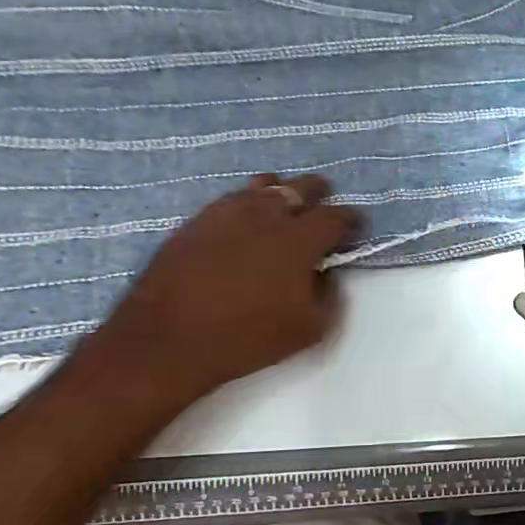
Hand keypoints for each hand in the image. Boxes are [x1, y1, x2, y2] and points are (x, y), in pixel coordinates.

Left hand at [57, 174, 360, 416]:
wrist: (169, 339)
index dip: (352, 220)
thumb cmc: (246, 338)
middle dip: (320, 194)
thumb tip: (328, 274)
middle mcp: (266, 213)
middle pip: (302, 187)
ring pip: (264, 185)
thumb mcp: (309, 330)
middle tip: (324, 207)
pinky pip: (232, 199)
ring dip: (282, 193)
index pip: (336, 216)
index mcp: (299, 239)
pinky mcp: (198, 219)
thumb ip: (329, 296)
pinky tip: (245, 222)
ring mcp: (228, 211)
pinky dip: (248, 204)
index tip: (356, 228)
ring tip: (283, 208)